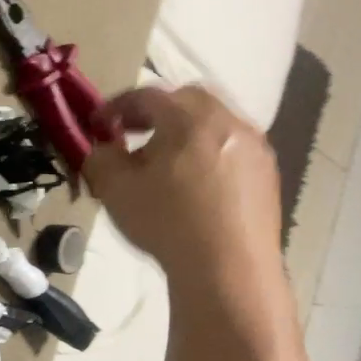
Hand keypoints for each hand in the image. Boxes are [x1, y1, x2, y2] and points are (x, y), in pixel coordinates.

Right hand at [84, 85, 283, 281]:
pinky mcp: (265, 173)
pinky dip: (204, 151)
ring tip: (159, 161)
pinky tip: (188, 183)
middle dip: (154, 110)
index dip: (116, 106)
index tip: (95, 125)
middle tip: (130, 133)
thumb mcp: (113, 188)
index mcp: (190, 119)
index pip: (148, 95)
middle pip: (189, 99)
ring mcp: (254, 147)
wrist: (227, 265)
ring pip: (213, 122)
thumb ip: (99, 157)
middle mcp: (229, 123)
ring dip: (182, 131)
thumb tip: (103, 148)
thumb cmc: (165, 220)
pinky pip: (229, 146)